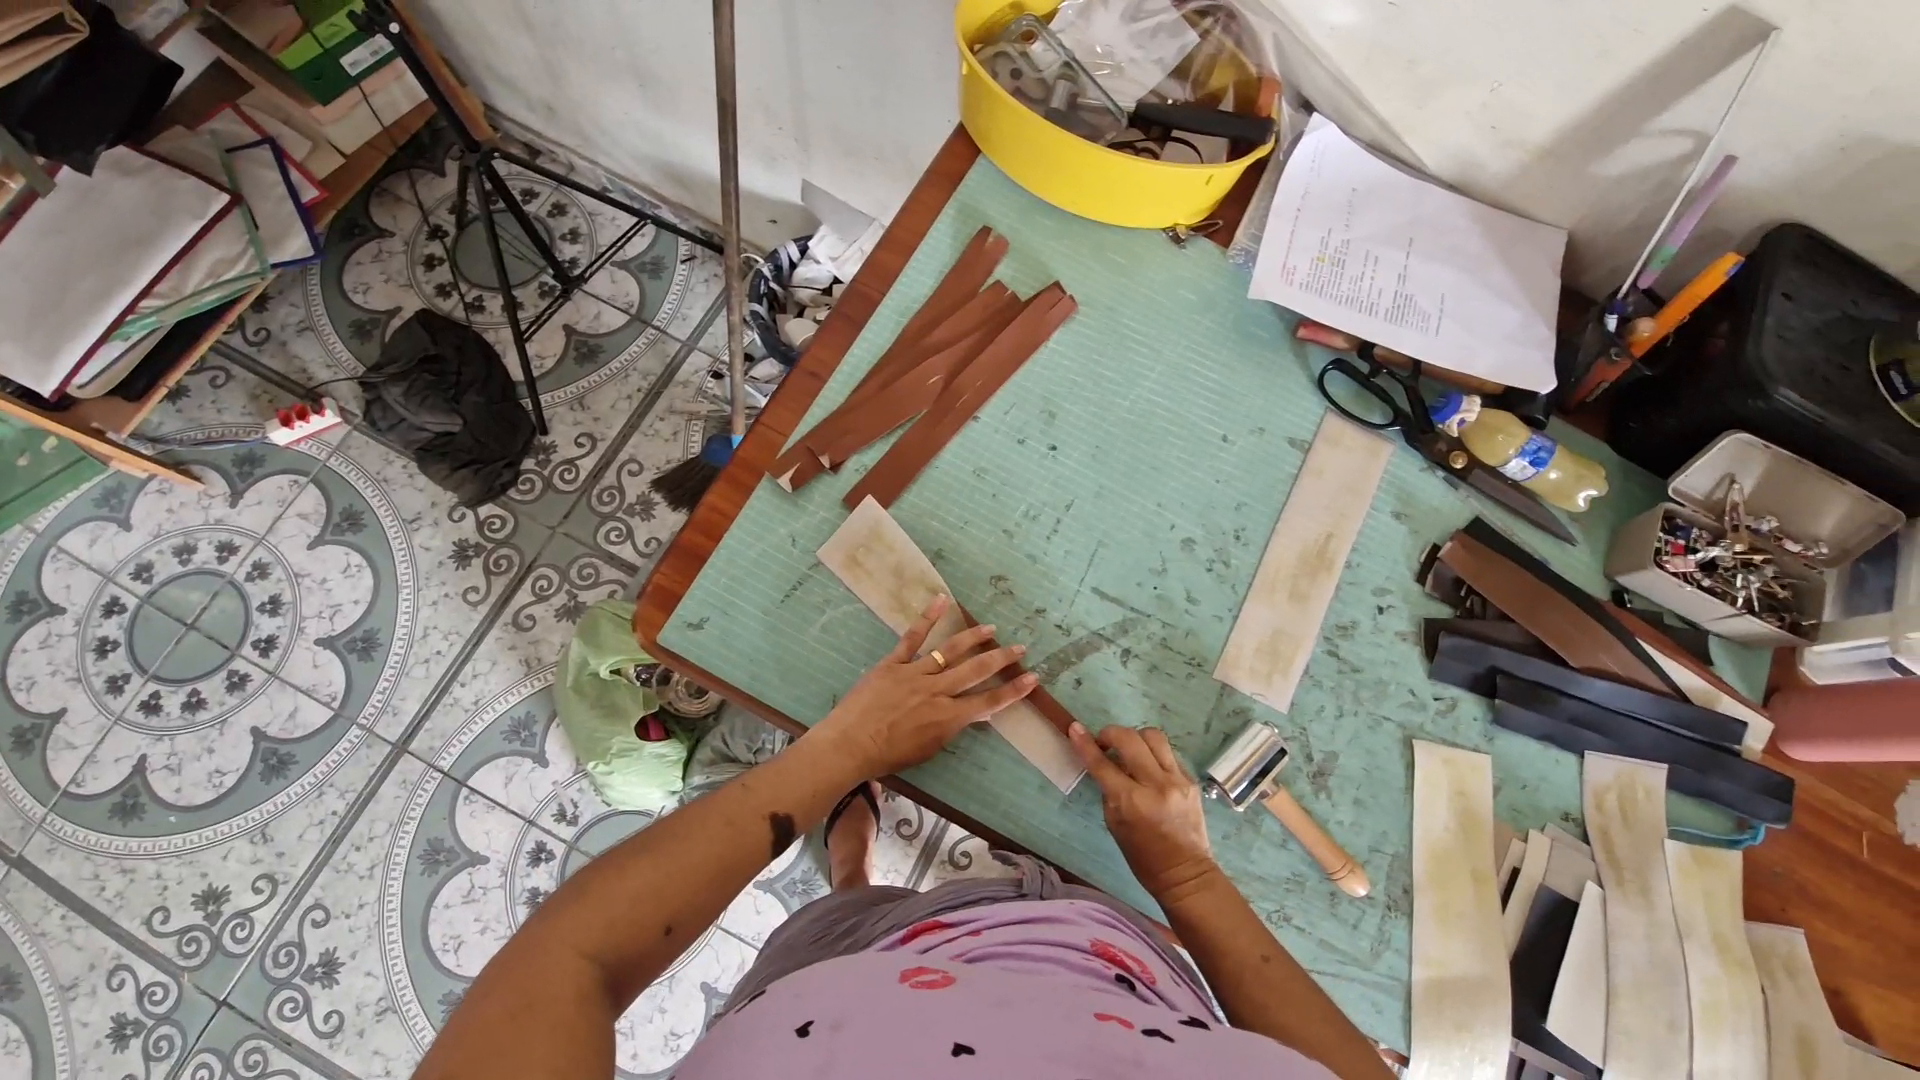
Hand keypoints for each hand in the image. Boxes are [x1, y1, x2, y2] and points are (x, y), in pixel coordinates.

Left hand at [811, 595, 1037, 778]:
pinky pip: (913, 638)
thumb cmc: (888, 756)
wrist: (849, 746)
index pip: (989, 702)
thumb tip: (972, 712)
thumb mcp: (929, 749)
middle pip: (976, 671)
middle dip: (1001, 659)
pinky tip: (943, 600)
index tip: (1032, 678)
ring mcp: (915, 674)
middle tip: (1020, 647)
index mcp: (947, 718)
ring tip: (991, 628)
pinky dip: (928, 618)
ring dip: (974, 638)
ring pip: (950, 651)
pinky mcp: (893, 663)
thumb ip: (951, 728)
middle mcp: (937, 692)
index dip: (1013, 690)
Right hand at [1068, 722, 1218, 901]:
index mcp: (1131, 802)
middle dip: (1110, 734)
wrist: (1185, 873)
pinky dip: (1153, 755)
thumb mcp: (1114, 823)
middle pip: (1130, 739)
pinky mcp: (1191, 780)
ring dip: (1135, 738)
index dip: (1085, 744)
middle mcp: (1156, 785)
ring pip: (1153, 736)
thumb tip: (1106, 763)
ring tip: (1129, 750)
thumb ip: (1109, 790)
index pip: (1102, 764)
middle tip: (1104, 743)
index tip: (1075, 729)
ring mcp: (1177, 780)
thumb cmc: (1142, 856)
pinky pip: (1168, 754)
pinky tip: (1149, 768)